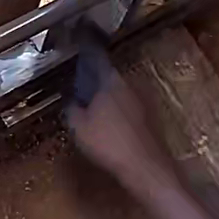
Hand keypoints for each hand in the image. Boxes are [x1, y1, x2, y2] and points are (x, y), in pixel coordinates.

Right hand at [64, 59, 179, 194]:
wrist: (144, 166)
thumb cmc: (107, 142)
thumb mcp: (78, 126)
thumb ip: (71, 108)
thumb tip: (70, 99)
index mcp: (110, 81)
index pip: (97, 59)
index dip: (86, 55)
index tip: (78, 52)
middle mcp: (128, 85)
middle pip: (109, 76)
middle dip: (95, 79)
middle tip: (80, 85)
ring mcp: (141, 101)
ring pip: (119, 91)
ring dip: (107, 95)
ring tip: (91, 105)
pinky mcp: (148, 117)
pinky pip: (127, 106)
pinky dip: (117, 110)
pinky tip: (108, 123)